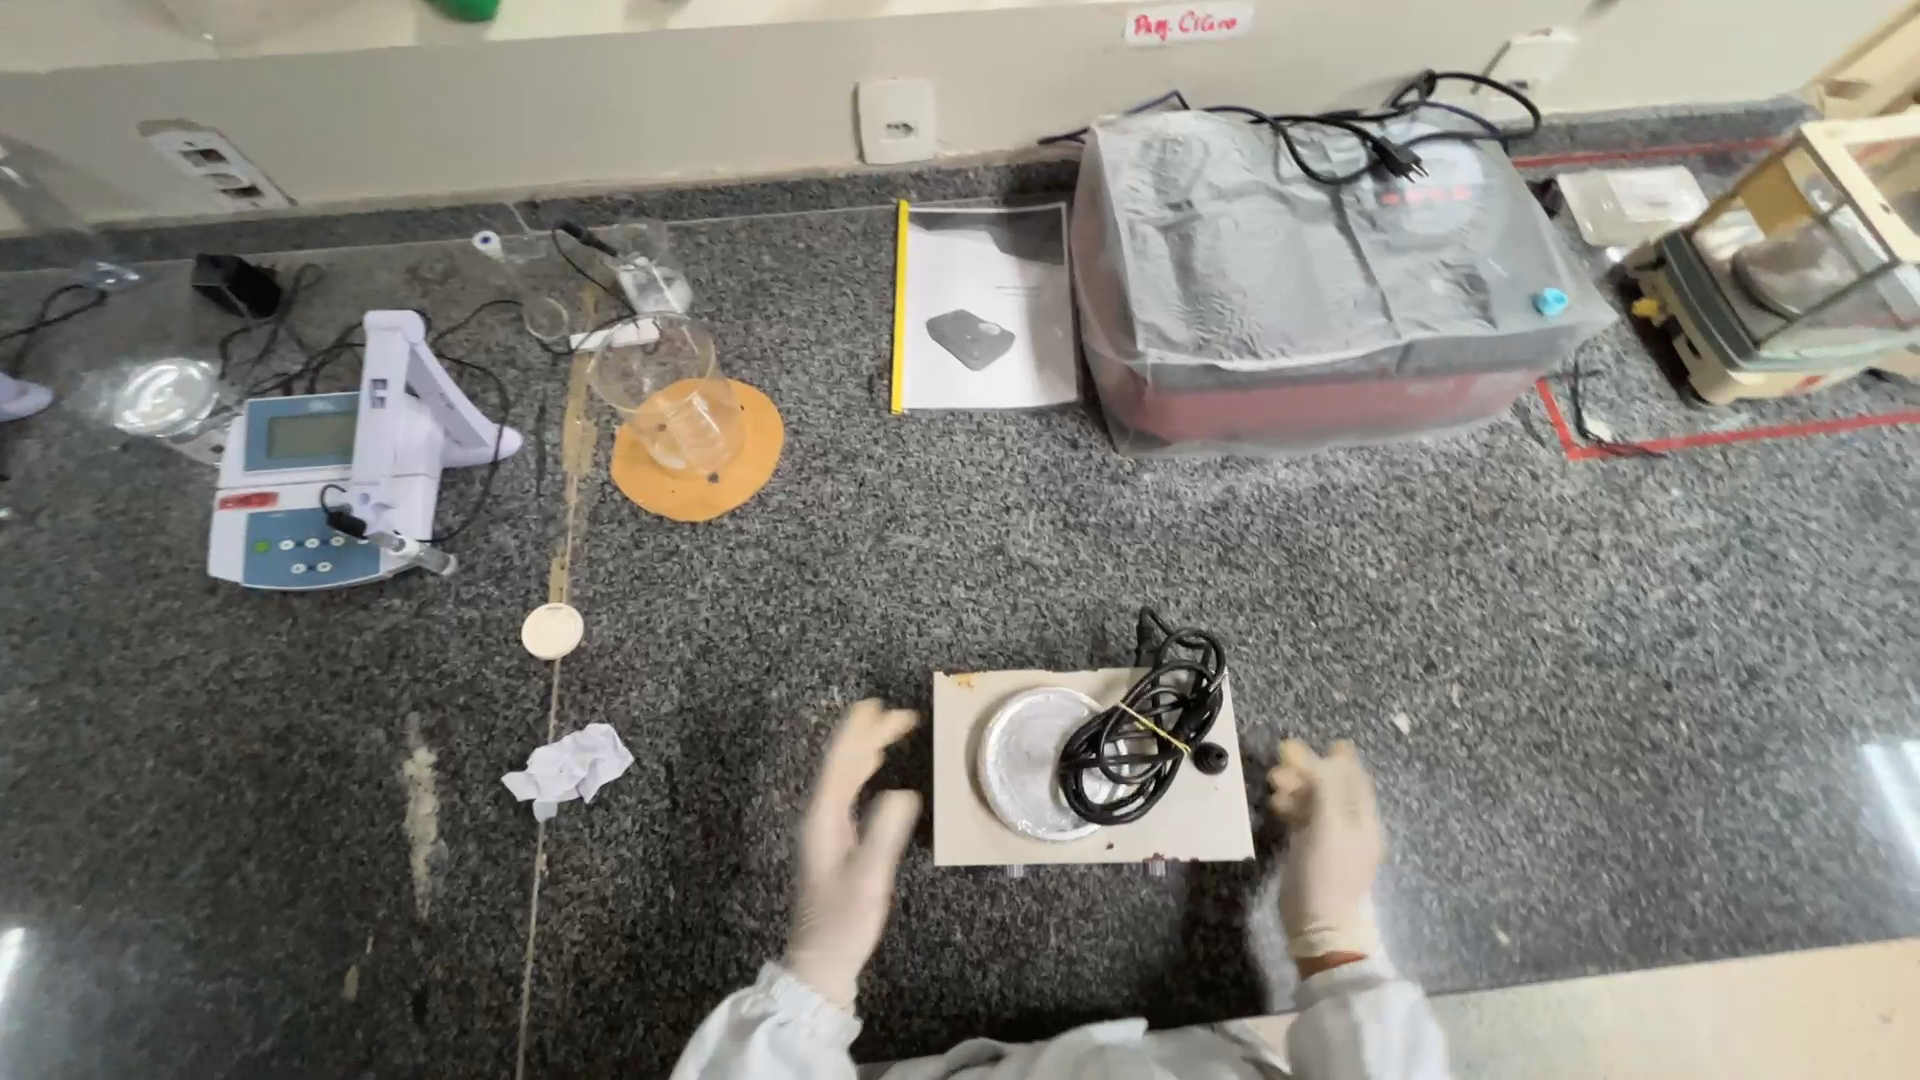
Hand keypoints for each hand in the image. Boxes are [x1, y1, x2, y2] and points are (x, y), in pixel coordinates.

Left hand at [785, 699, 922, 1010]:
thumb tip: (904, 792)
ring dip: (866, 746)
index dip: (857, 731)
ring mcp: (824, 825)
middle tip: (902, 715)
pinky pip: (847, 787)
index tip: (878, 706)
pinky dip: (862, 768)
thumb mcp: (868, 878)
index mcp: (822, 817)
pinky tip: (873, 766)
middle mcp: (819, 814)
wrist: (821, 960)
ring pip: (844, 772)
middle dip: (869, 733)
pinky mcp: (833, 837)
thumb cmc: (844, 921)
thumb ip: (884, 834)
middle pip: (842, 761)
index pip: (840, 761)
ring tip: (890, 728)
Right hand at [1268, 739, 1384, 960]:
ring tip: (1272, 783)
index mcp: (1363, 820)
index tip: (1317, 743)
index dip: (1338, 760)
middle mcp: (1350, 826)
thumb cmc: (1326, 872)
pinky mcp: (1310, 850)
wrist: (1318, 923)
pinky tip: (1275, 806)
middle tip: (1279, 763)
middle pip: (1330, 787)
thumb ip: (1327, 788)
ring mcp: (1330, 839)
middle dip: (1306, 772)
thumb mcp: (1328, 824)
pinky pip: (1302, 818)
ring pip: (1313, 801)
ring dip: (1295, 788)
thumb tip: (1326, 756)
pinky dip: (1290, 807)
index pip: (1354, 780)